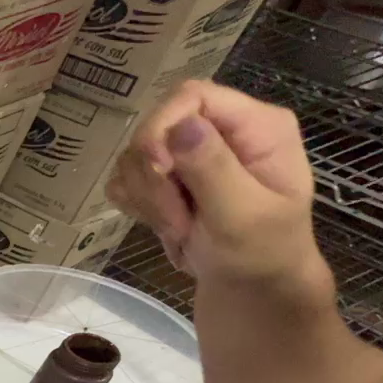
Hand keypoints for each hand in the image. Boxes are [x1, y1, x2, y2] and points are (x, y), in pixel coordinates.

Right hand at [106, 80, 321, 286]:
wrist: (248, 285)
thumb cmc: (260, 252)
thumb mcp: (243, 213)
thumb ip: (214, 168)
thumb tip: (182, 125)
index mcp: (255, 127)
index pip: (189, 97)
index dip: (161, 129)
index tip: (158, 172)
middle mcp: (219, 132)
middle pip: (152, 128)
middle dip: (150, 176)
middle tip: (172, 214)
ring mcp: (187, 156)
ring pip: (131, 158)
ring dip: (143, 197)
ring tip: (176, 224)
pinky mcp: (161, 180)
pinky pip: (122, 180)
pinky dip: (132, 205)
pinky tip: (161, 221)